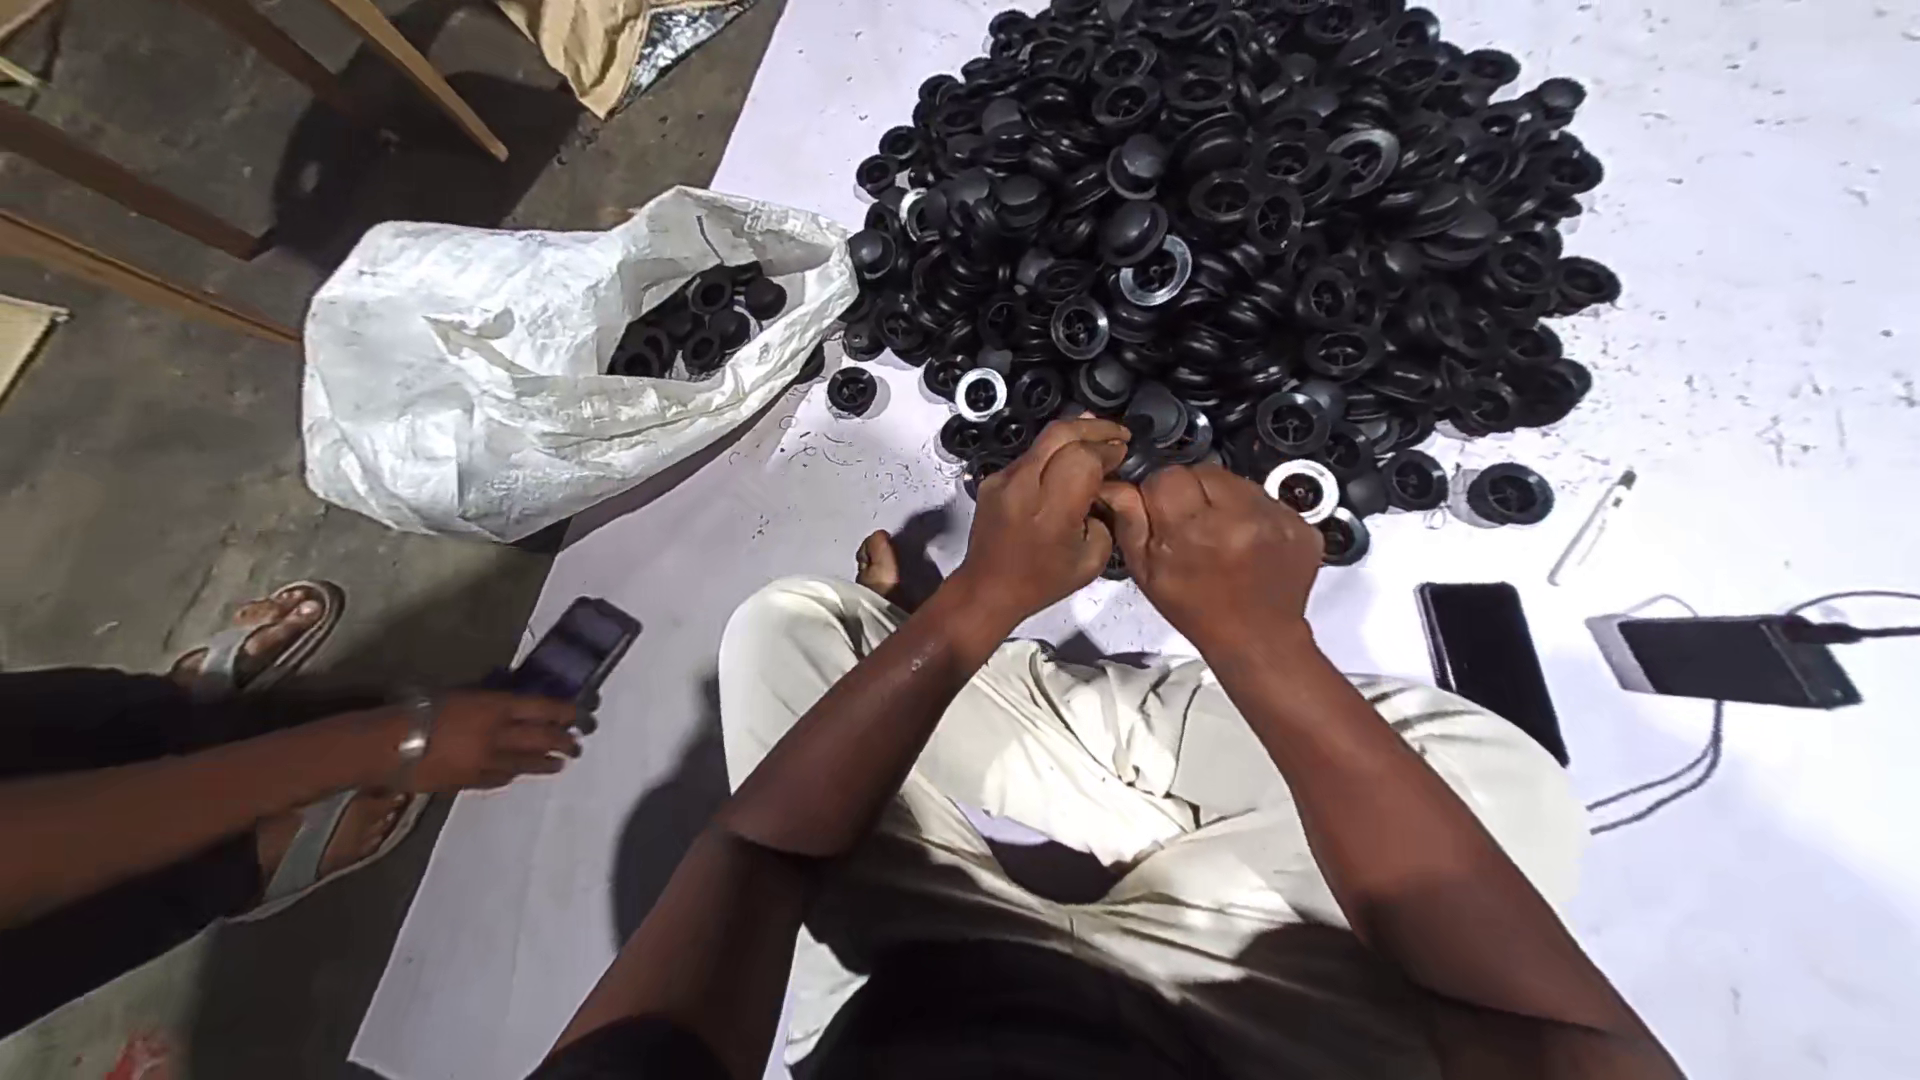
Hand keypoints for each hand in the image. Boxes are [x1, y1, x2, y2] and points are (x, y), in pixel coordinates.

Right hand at [382, 691, 584, 793]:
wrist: (381, 744)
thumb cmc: (418, 707)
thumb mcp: (463, 694)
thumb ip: (493, 701)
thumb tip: (515, 705)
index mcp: (498, 707)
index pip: (545, 708)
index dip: (567, 712)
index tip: (583, 715)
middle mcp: (499, 734)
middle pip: (544, 738)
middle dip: (565, 741)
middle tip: (578, 744)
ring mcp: (485, 760)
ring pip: (527, 763)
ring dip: (547, 762)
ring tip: (561, 763)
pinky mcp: (467, 781)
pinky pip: (498, 778)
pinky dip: (512, 775)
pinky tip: (518, 775)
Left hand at [949, 416, 1131, 629]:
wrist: (988, 588)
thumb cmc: (1041, 581)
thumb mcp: (1091, 560)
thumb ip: (1105, 517)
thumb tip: (1105, 487)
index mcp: (1050, 512)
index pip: (1082, 458)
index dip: (1106, 449)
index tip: (1122, 451)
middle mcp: (1023, 489)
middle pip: (1060, 434)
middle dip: (1094, 427)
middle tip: (1117, 433)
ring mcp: (1003, 481)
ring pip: (1042, 439)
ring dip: (1074, 433)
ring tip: (1099, 435)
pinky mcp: (992, 480)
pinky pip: (1029, 455)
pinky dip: (1053, 450)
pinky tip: (1069, 456)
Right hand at [1102, 463, 1323, 656]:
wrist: (1257, 638)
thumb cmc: (1196, 609)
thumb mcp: (1146, 572)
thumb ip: (1129, 522)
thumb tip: (1116, 486)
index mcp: (1192, 529)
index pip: (1167, 475)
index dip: (1159, 492)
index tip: (1162, 512)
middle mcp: (1236, 517)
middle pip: (1202, 470)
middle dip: (1191, 490)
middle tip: (1191, 524)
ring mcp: (1273, 518)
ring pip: (1234, 479)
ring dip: (1222, 498)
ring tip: (1219, 532)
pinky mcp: (1298, 522)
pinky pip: (1263, 496)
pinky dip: (1250, 511)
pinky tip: (1245, 539)